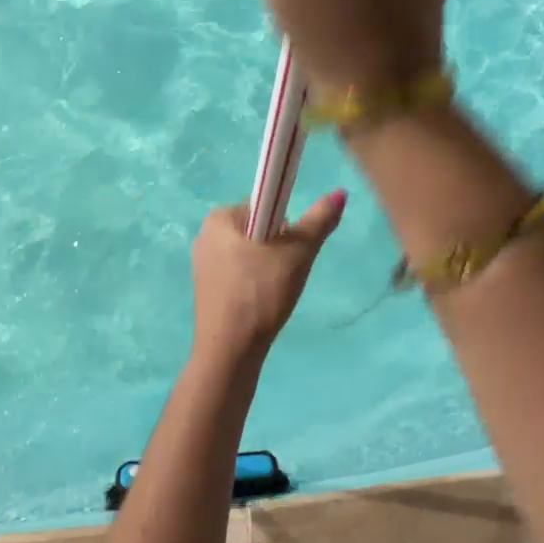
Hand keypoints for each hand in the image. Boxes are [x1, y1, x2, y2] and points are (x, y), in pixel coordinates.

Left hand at [192, 190, 346, 359]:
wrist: (230, 350)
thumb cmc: (261, 293)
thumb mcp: (297, 254)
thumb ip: (319, 221)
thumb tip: (341, 193)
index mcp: (219, 217)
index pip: (265, 205)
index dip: (286, 226)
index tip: (290, 251)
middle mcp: (205, 235)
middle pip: (258, 229)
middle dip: (277, 249)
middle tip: (285, 274)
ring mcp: (202, 263)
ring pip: (250, 253)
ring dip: (268, 268)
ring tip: (273, 292)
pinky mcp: (206, 288)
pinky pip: (238, 274)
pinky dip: (254, 283)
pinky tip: (260, 303)